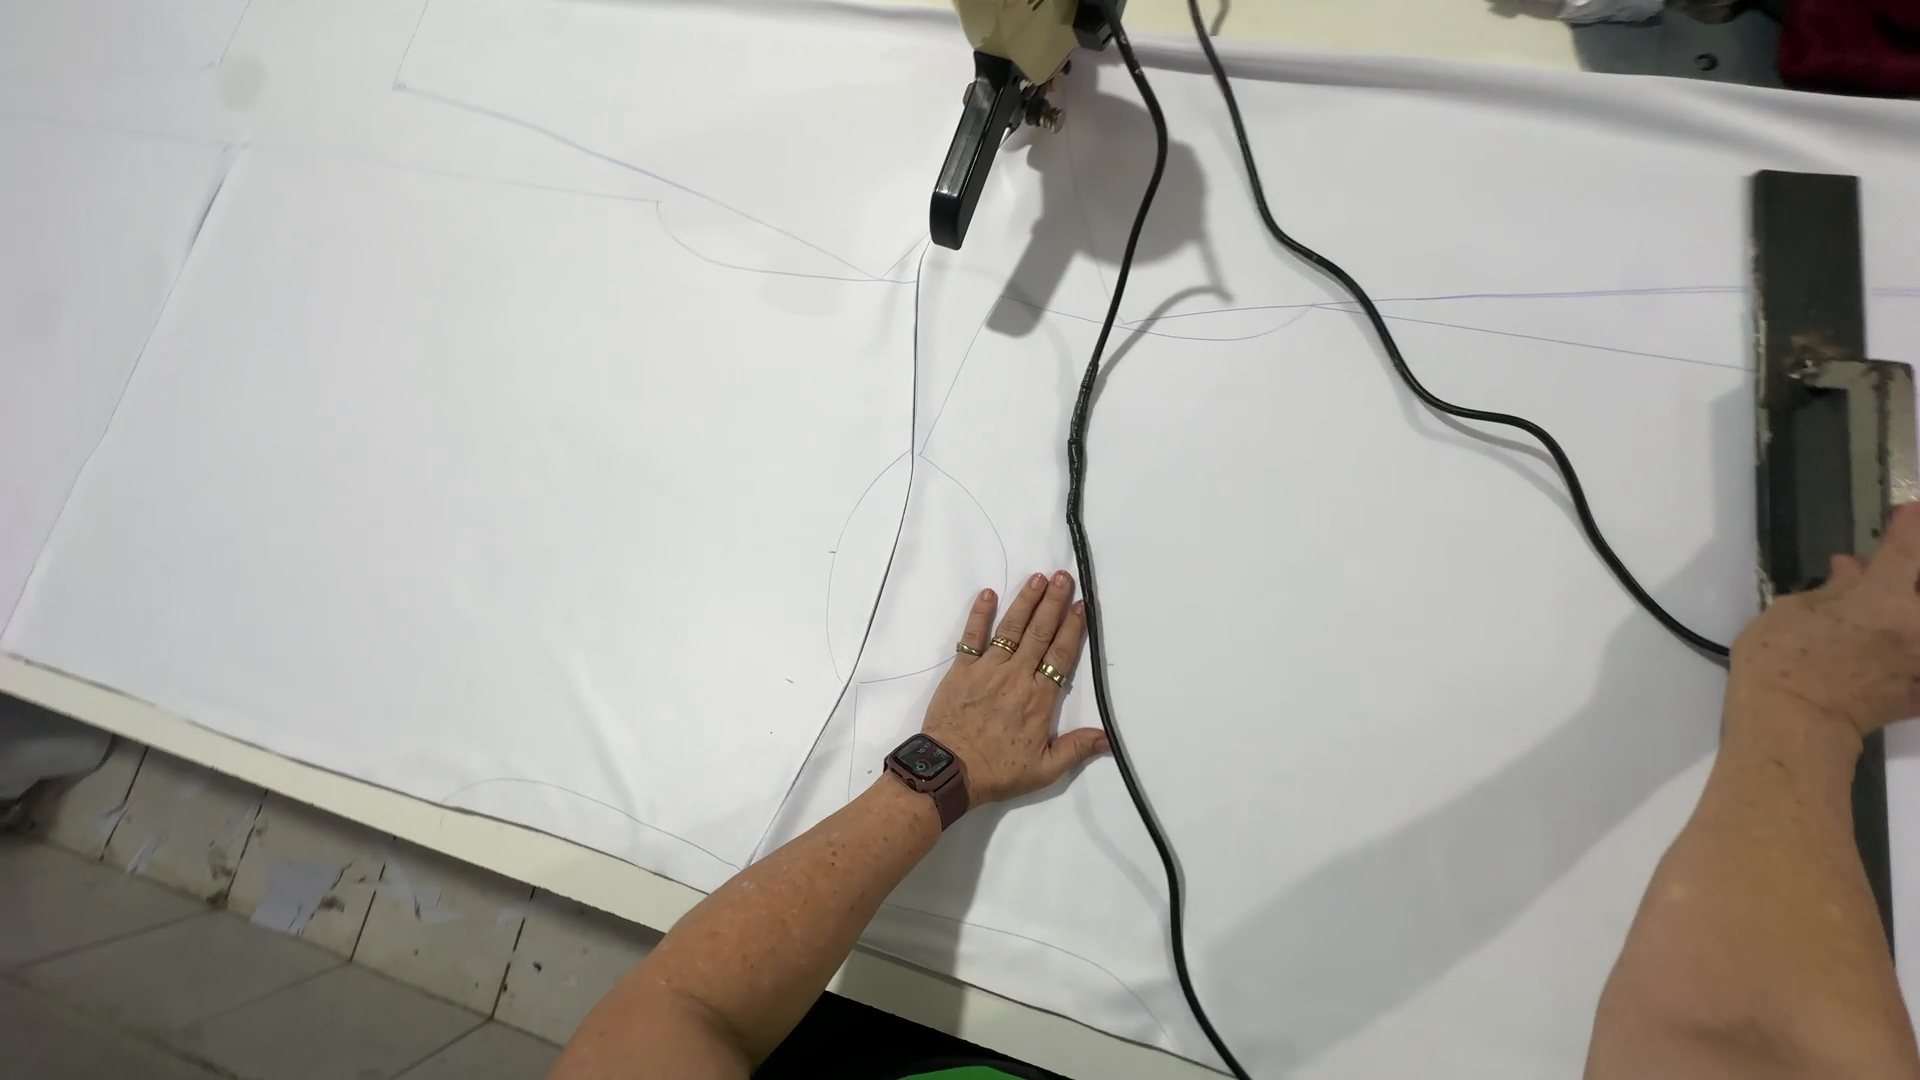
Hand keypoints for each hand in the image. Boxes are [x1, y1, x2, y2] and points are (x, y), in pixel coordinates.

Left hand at [920, 571, 1109, 805]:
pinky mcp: (961, 669)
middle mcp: (1016, 676)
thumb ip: (1077, 749)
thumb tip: (1109, 739)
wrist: (949, 771)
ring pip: (1011, 628)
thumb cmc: (998, 771)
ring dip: (1025, 601)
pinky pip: (972, 636)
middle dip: (1053, 602)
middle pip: (1039, 632)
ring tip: (1038, 577)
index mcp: (1039, 698)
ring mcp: (987, 669)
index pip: (1061, 655)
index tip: (1081, 605)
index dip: (1073, 628)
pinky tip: (988, 594)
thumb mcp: (1045, 770)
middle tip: (1063, 576)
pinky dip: (980, 614)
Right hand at [1730, 502, 1919, 736]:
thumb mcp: (1789, 613)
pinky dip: (1908, 656)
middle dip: (1909, 573)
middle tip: (1885, 574)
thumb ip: (1830, 590)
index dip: (1911, 525)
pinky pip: (1919, 663)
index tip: (1910, 511)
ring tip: (1872, 614)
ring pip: (1917, 621)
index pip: (1909, 550)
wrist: (1794, 719)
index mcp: (1887, 601)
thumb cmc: (1778, 658)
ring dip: (1904, 609)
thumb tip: (1852, 570)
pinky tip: (1890, 653)